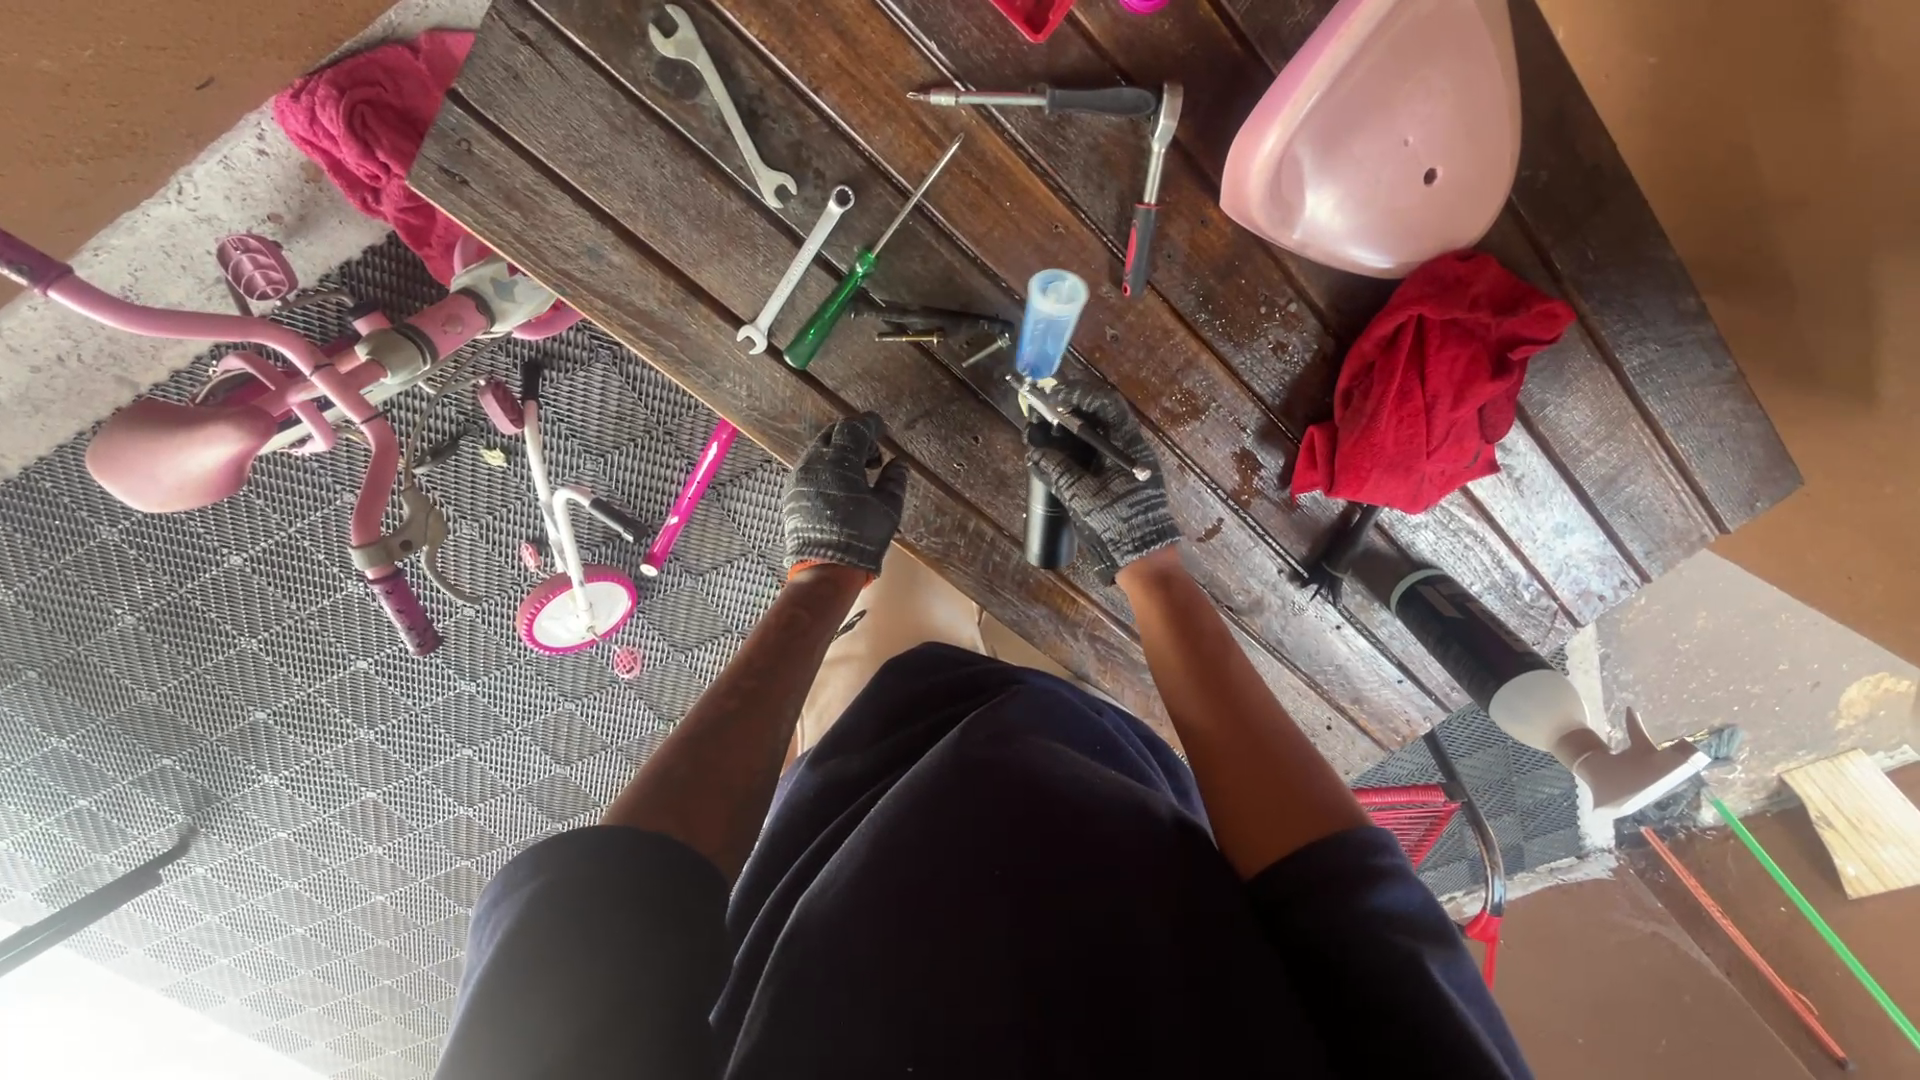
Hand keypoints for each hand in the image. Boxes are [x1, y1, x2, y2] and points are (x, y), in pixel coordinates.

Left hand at [782, 411, 908, 578]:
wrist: (825, 567)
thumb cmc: (862, 537)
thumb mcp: (888, 508)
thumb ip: (894, 481)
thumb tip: (898, 464)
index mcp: (839, 462)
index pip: (854, 429)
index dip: (870, 424)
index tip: (882, 428)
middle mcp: (814, 462)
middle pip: (833, 434)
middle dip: (854, 437)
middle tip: (872, 454)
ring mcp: (799, 477)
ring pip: (819, 450)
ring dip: (839, 452)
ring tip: (857, 473)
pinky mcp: (792, 493)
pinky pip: (810, 468)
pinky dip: (826, 467)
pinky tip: (839, 486)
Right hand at [1025, 384, 1179, 574]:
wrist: (1144, 559)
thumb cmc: (1116, 523)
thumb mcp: (1080, 495)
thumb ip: (1056, 469)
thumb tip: (1034, 450)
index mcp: (1129, 445)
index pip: (1106, 403)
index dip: (1079, 395)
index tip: (1053, 399)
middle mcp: (1133, 449)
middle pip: (1102, 417)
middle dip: (1072, 412)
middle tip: (1045, 415)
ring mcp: (1131, 465)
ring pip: (1101, 435)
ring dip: (1074, 432)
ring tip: (1047, 436)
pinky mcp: (1126, 480)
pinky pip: (1102, 454)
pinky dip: (1081, 451)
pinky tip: (1061, 459)